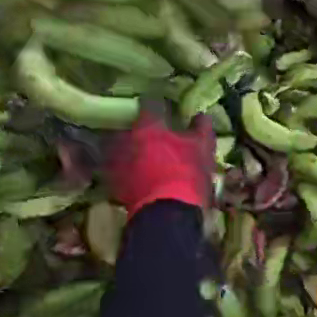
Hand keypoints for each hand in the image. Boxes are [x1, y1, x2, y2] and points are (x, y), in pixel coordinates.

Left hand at [107, 102, 214, 217]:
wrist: (168, 213)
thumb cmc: (187, 174)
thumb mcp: (203, 148)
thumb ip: (201, 128)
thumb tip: (201, 114)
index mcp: (148, 126)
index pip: (149, 104)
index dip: (159, 105)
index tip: (165, 108)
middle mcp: (126, 139)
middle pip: (129, 126)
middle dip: (139, 129)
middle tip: (152, 135)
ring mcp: (116, 161)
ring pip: (119, 147)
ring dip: (129, 148)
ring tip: (142, 156)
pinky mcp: (113, 183)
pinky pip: (116, 169)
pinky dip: (125, 169)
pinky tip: (137, 176)